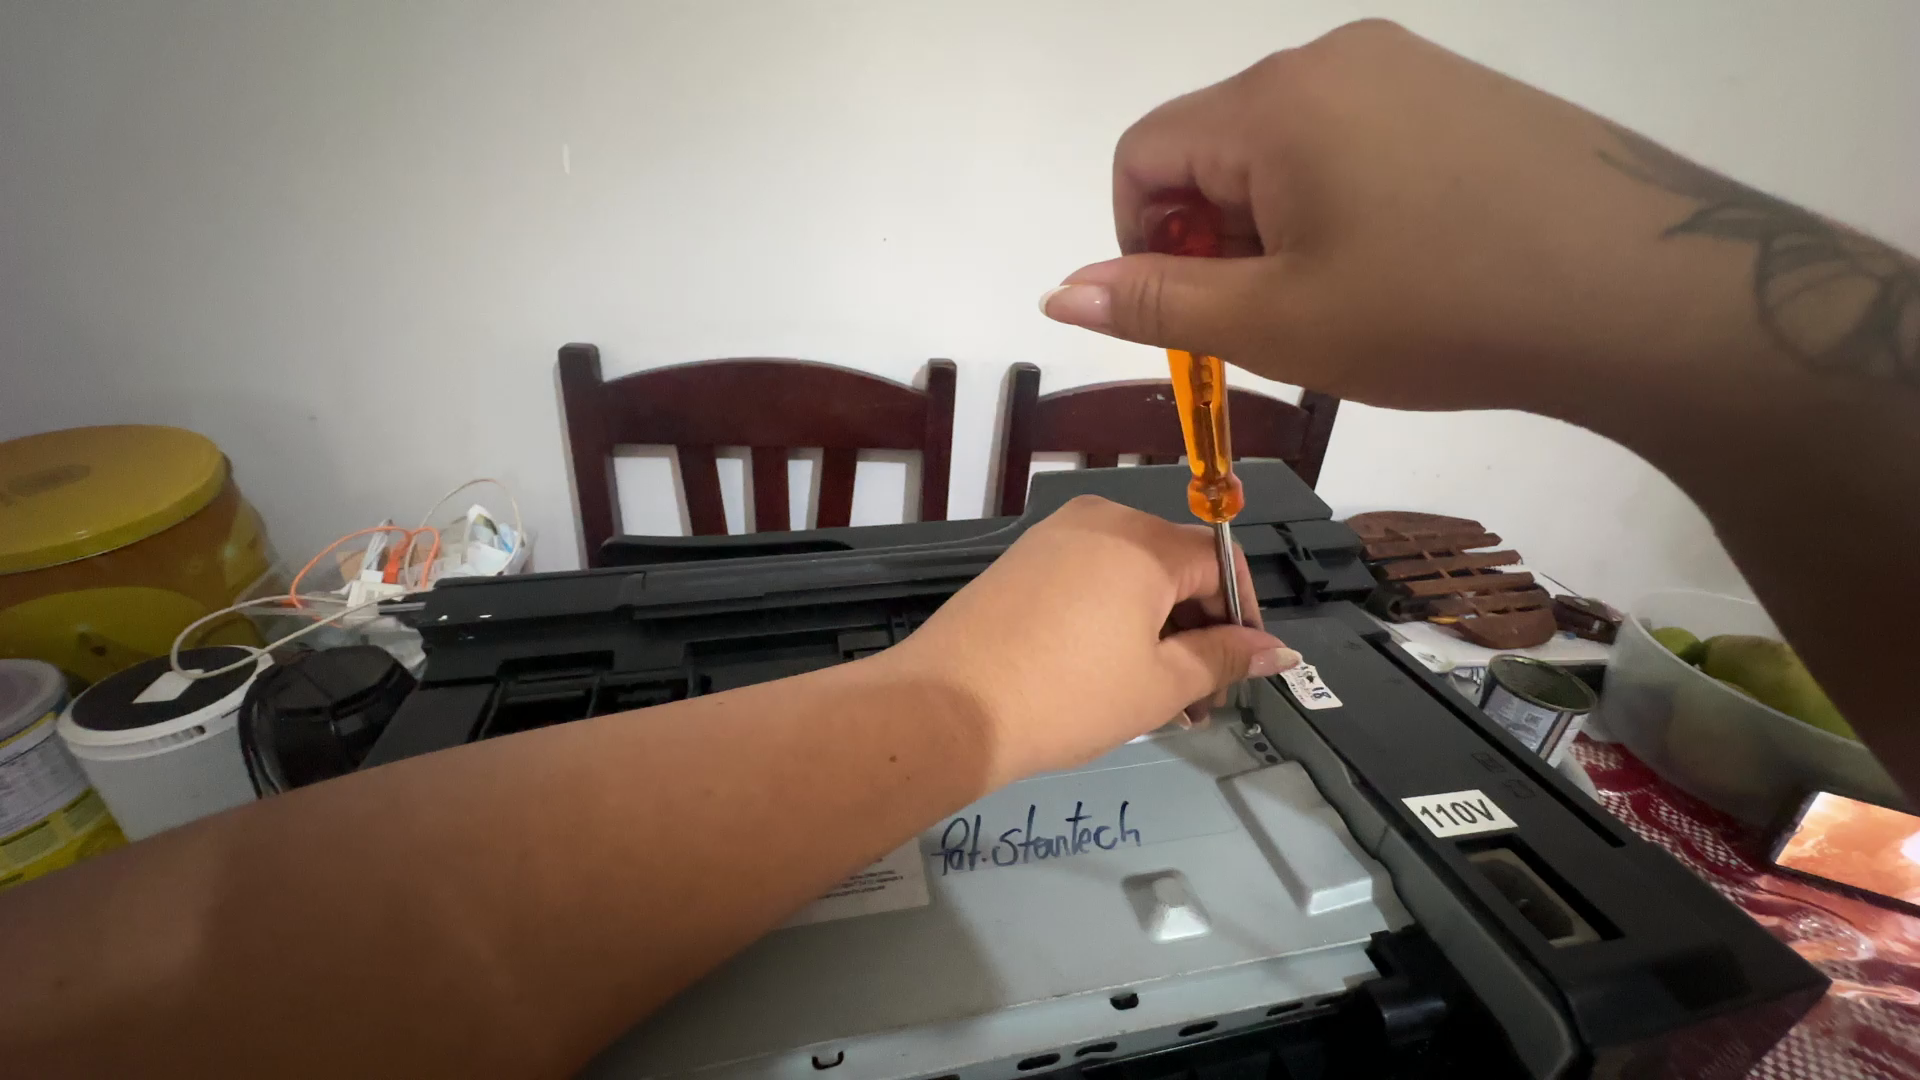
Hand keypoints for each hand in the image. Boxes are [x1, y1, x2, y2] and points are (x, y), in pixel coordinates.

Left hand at [881, 496, 1298, 784]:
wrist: (948, 705)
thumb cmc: (1067, 695)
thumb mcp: (1160, 684)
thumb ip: (1225, 658)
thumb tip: (1279, 651)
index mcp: (1142, 540)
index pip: (1220, 562)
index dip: (1241, 618)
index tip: (1241, 670)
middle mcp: (1099, 521)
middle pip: (1174, 567)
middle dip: (1196, 632)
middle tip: (1198, 700)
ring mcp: (1053, 537)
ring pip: (1130, 578)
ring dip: (1155, 633)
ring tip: (1158, 701)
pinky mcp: (1021, 561)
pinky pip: (1089, 580)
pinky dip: (1112, 619)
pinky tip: (1110, 673)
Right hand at [1040, 19, 1778, 415]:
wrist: (1641, 294)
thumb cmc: (1428, 312)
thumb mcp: (1268, 324)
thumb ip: (1151, 304)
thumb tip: (1058, 291)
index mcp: (1274, 102)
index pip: (1142, 152)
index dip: (1135, 238)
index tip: (1188, 306)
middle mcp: (1331, 58)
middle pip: (1206, 148)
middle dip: (1202, 238)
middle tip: (1261, 316)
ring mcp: (1401, 67)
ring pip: (1271, 151)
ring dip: (1260, 230)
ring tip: (1322, 297)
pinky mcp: (1450, 94)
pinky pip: (1339, 143)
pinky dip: (1319, 208)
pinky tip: (1375, 264)